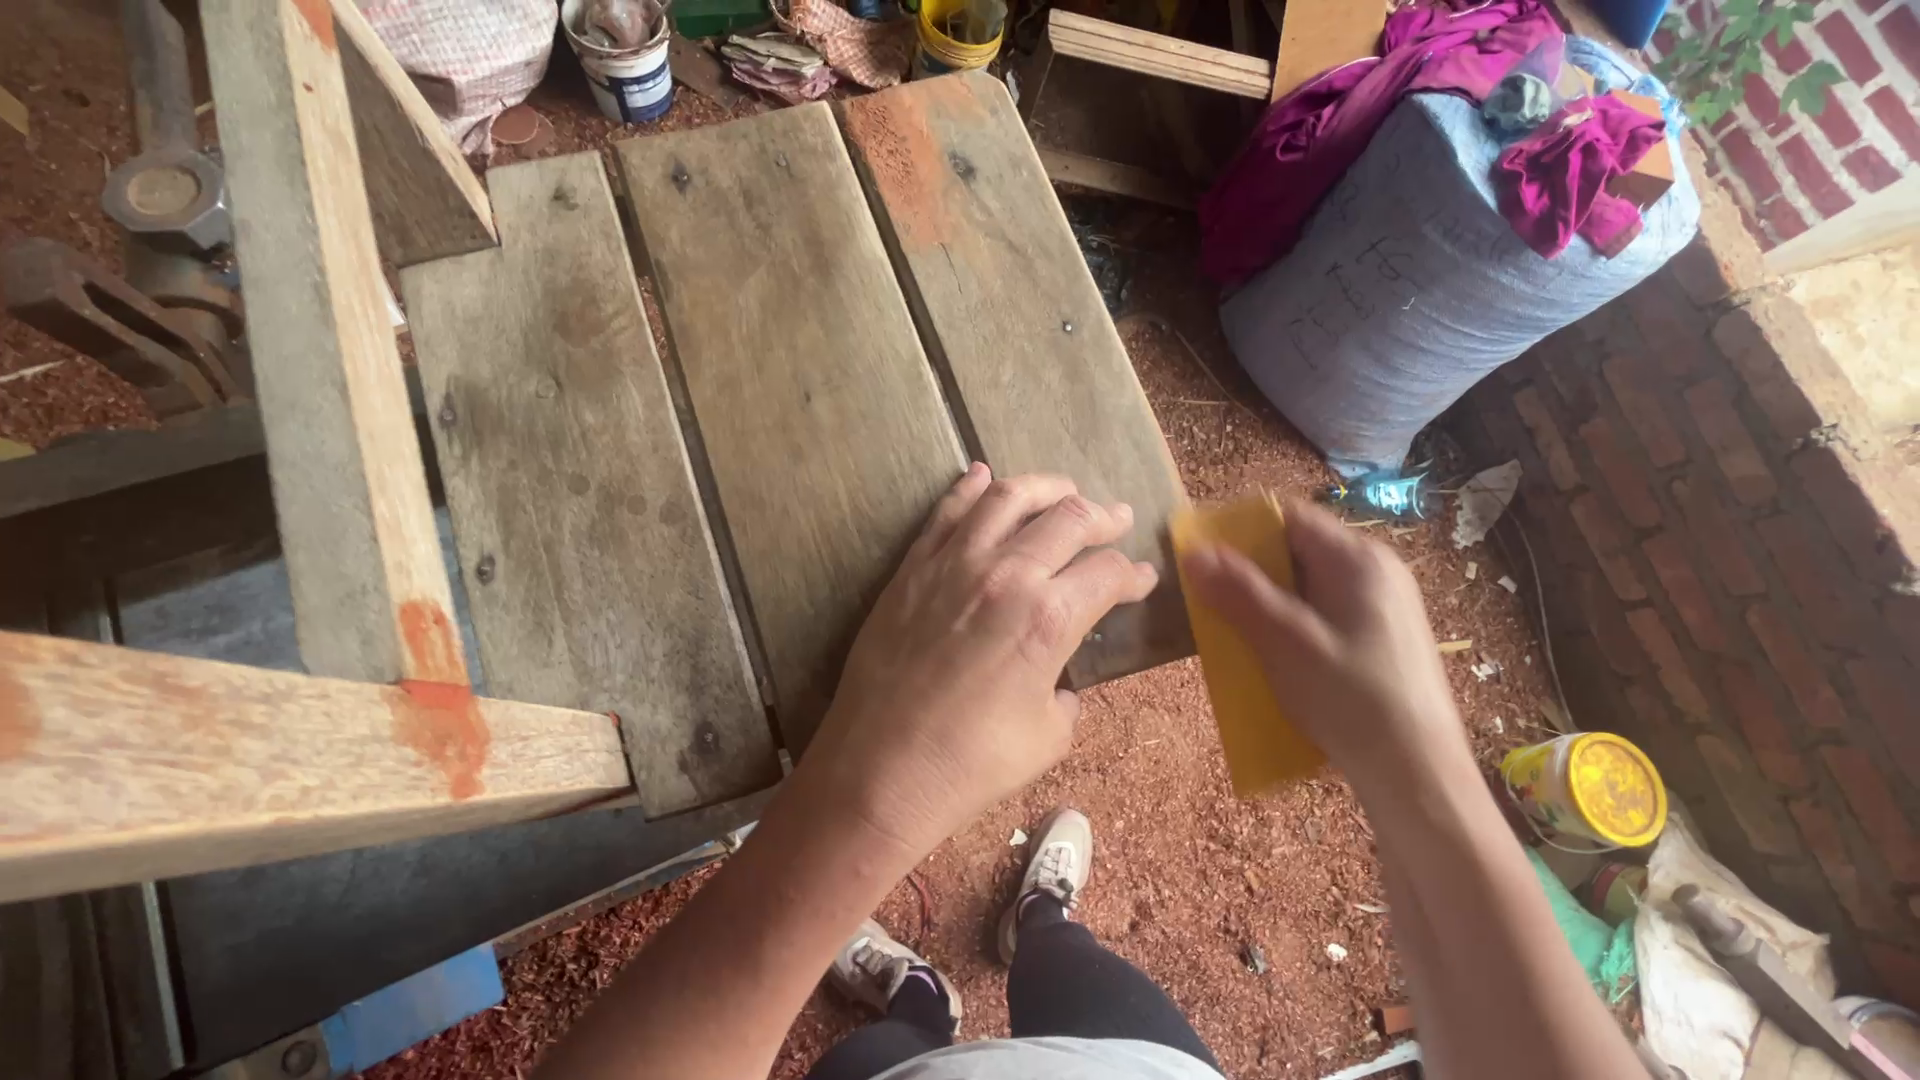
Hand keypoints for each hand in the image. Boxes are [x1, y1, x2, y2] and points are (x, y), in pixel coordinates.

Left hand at [798, 465, 1158, 855]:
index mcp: (1049, 617)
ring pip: (1007, 498)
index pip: (1107, 574)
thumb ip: (1065, 692)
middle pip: (1068, 519)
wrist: (881, 769)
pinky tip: (983, 475)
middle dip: (1103, 516)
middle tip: (1118, 518)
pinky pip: (946, 513)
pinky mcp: (912, 569)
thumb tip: (1060, 678)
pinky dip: (969, 488)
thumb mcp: (1048, 735)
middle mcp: (1006, 575)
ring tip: (1064, 488)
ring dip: (1045, 486)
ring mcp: (953, 564)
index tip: (1143, 577)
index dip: (1134, 574)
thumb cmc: (972, 764)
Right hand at [1177, 500, 1471, 795]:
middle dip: (1250, 570)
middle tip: (1211, 598)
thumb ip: (1239, 594)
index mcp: (1358, 559)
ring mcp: (1383, 605)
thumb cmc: (1351, 699)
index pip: (1289, 516)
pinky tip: (1275, 656)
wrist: (1418, 773)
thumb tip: (1193, 551)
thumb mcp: (1285, 643)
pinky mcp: (1382, 637)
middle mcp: (1376, 571)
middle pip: (1298, 549)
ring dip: (1267, 601)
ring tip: (1235, 630)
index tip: (1201, 553)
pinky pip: (1324, 612)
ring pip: (1308, 585)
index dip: (1241, 528)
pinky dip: (1292, 623)